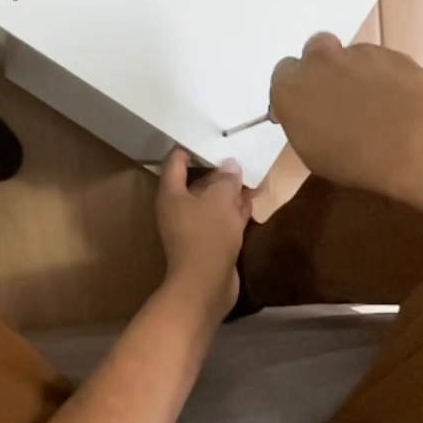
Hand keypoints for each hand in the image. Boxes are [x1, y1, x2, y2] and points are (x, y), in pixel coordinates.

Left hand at [156, 148, 251, 317]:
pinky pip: (221, 220)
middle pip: (195, 183)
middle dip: (216, 171)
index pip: (174, 162)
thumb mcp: (219, 200)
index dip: (188, 148)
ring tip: (251, 175)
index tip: (206, 137)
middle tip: (237, 155)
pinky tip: (252, 201)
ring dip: (229, 192)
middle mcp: (177, 209)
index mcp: (171, 195)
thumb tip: (230, 165)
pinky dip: (234, 211)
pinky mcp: (208, 243)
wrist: (205, 284)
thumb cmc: (207, 235)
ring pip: (211, 203)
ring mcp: (192, 228)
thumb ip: (226, 180)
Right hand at [269, 33, 422, 196]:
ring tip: (372, 104)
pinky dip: (382, 75)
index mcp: (290, 88)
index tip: (305, 109)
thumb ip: (303, 125)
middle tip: (335, 97)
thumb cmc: (353, 159)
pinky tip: (394, 100)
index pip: (282, 77)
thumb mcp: (312, 153)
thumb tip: (309, 117)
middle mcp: (318, 62)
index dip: (295, 92)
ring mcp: (356, 53)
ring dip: (353, 72)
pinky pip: (378, 61)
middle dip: (321, 69)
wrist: (415, 143)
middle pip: (312, 51)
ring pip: (348, 55)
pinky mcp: (391, 53)